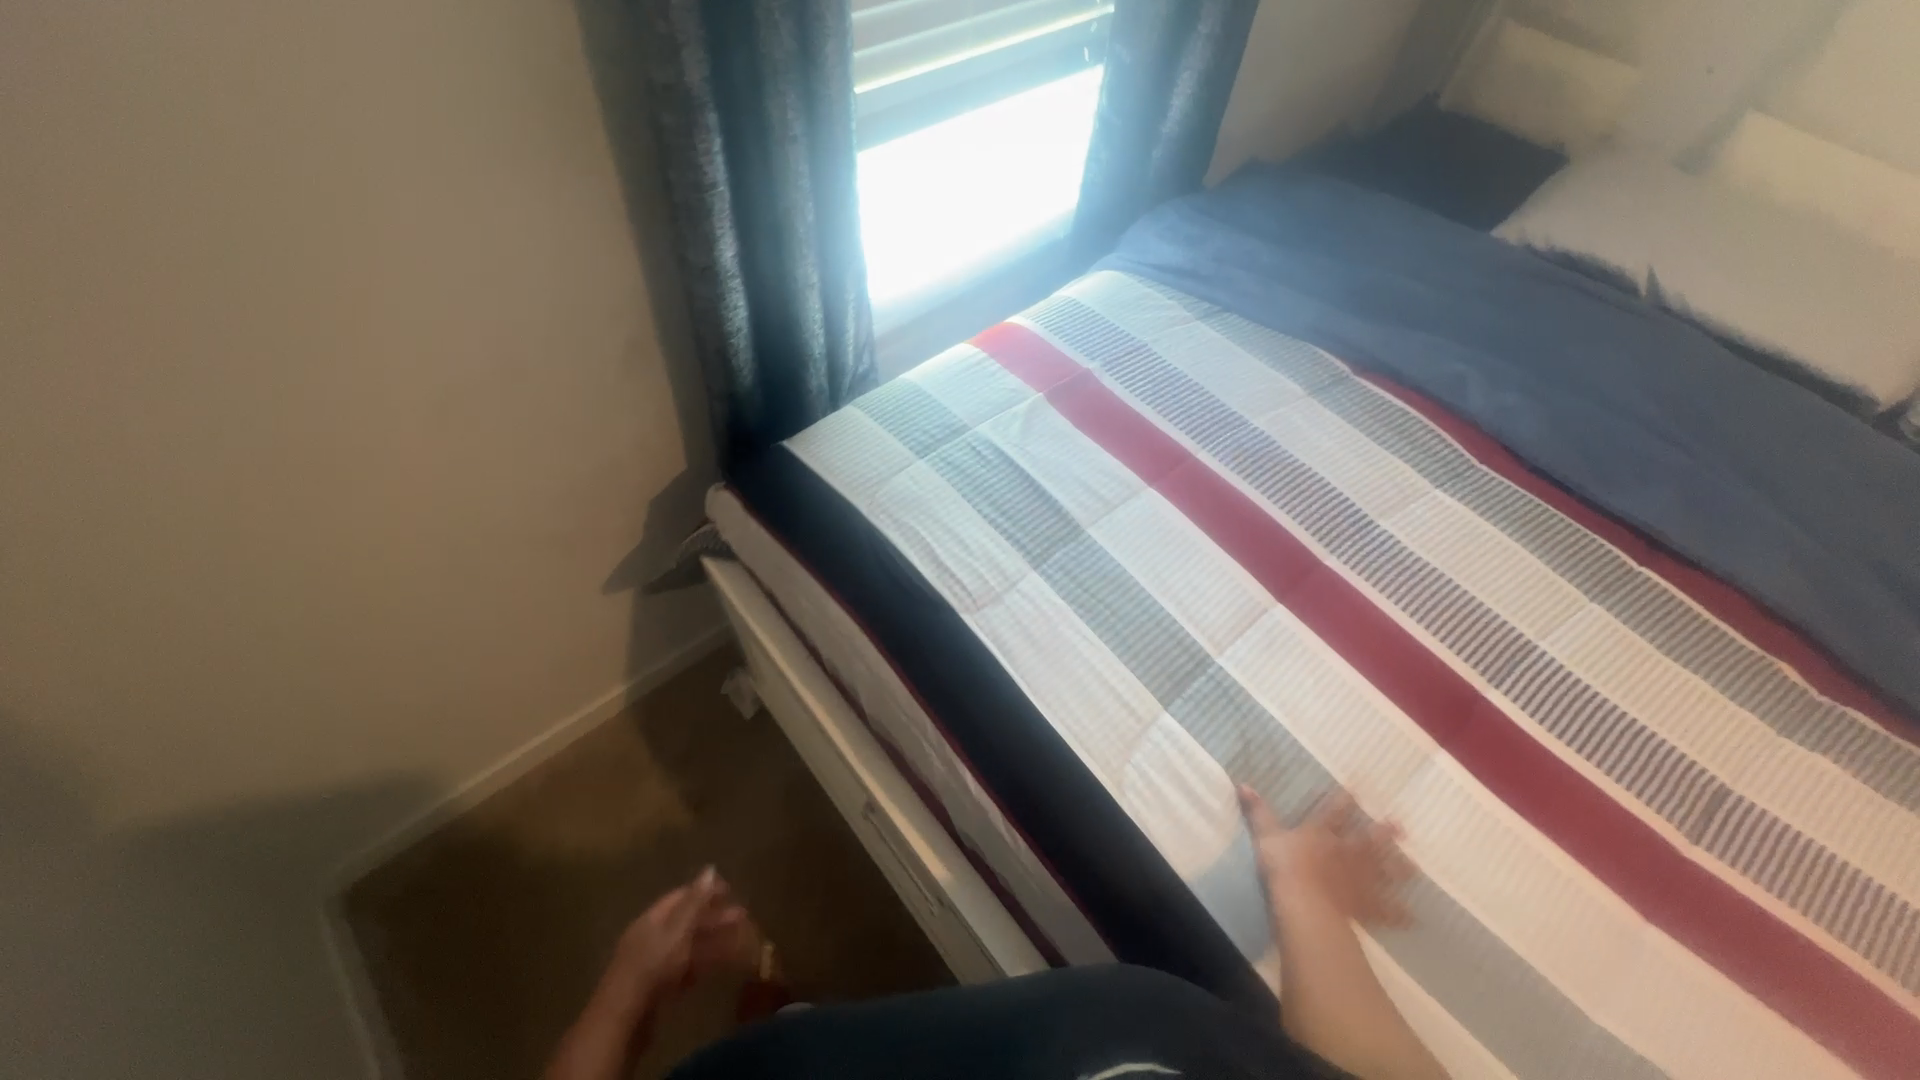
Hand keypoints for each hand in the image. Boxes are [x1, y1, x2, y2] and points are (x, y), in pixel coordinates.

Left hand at [608, 866, 754, 1007]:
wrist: (624, 1020)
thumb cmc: (652, 967)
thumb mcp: (676, 931)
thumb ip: (694, 902)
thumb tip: (710, 869)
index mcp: (652, 920)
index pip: (680, 897)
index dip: (705, 891)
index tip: (731, 891)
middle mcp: (652, 938)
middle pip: (687, 922)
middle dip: (715, 917)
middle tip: (744, 916)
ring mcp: (656, 965)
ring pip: (690, 947)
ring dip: (715, 941)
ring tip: (742, 940)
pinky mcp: (660, 989)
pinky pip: (688, 969)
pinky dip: (707, 963)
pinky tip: (724, 965)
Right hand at [1238, 785, 1413, 927]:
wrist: (1304, 901)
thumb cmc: (1284, 866)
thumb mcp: (1265, 836)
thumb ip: (1257, 812)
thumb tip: (1242, 783)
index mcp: (1323, 833)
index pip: (1336, 811)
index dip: (1346, 800)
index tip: (1358, 790)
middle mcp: (1347, 852)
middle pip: (1370, 840)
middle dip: (1385, 833)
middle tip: (1402, 827)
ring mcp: (1359, 880)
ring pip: (1384, 872)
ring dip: (1399, 870)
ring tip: (1415, 868)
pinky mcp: (1364, 905)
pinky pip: (1385, 910)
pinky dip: (1398, 914)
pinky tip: (1412, 916)